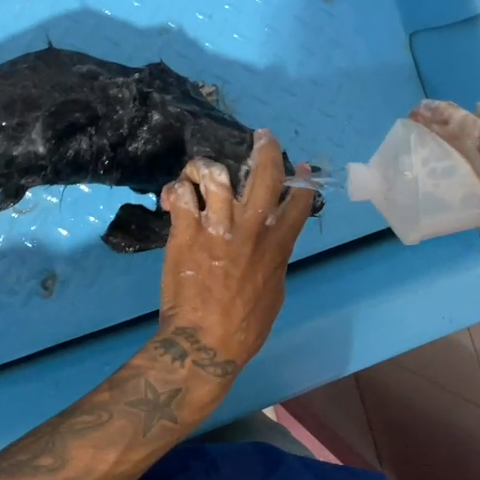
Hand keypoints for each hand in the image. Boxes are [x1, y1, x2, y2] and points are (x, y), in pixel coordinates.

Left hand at [154, 130, 316, 374]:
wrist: (204, 342)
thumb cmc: (244, 326)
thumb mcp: (274, 292)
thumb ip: (274, 260)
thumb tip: (271, 244)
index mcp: (276, 246)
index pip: (298, 204)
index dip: (303, 182)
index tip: (302, 168)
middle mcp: (250, 229)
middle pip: (264, 175)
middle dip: (265, 149)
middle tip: (262, 137)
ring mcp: (216, 227)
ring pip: (216, 175)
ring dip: (207, 167)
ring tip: (201, 170)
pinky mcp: (185, 232)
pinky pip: (181, 195)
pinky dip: (177, 190)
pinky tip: (176, 195)